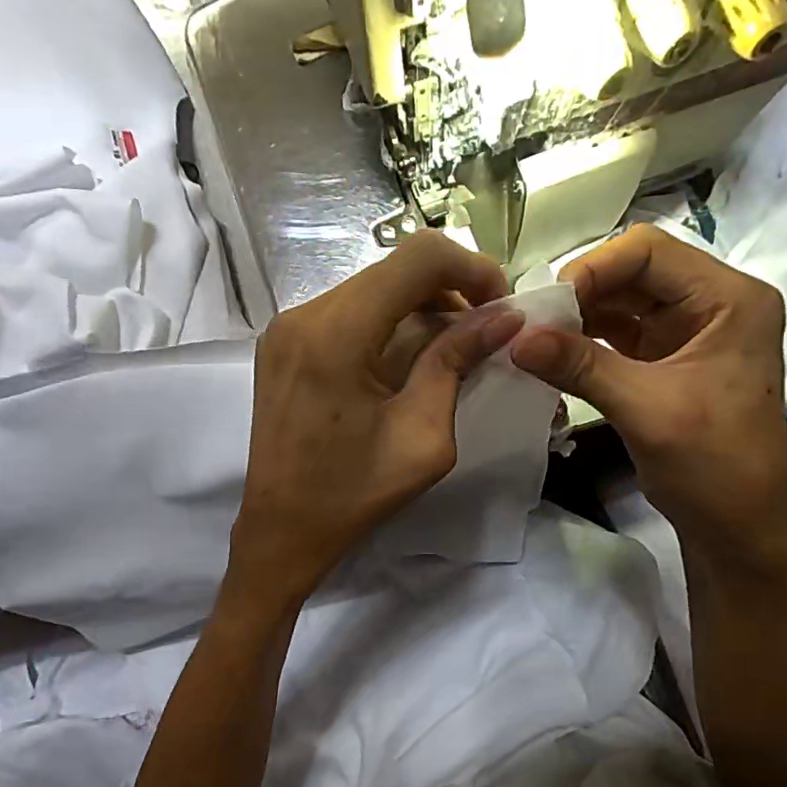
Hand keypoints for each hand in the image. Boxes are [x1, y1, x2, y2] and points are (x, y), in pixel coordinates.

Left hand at [232, 232, 523, 599]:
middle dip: (450, 289)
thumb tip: (505, 318)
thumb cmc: (354, 495)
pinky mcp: (284, 342)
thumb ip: (456, 364)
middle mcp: (304, 314)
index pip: (418, 257)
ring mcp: (287, 326)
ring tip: (451, 349)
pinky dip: (388, 321)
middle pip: (394, 268)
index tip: (500, 310)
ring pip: (372, 286)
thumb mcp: (423, 437)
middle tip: (483, 333)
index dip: (472, 270)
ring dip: (420, 306)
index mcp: (337, 334)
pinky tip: (407, 359)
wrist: (281, 529)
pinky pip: (348, 310)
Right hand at [510, 225, 786, 564]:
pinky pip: (619, 332)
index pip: (651, 252)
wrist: (734, 523)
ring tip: (537, 339)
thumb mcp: (645, 409)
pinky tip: (553, 353)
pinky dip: (586, 340)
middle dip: (582, 294)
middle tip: (535, 324)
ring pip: (622, 301)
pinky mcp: (666, 357)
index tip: (550, 307)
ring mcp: (689, 330)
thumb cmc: (710, 464)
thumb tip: (517, 339)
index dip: (595, 269)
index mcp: (730, 300)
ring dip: (579, 317)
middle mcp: (712, 303)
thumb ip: (581, 367)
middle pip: (634, 272)